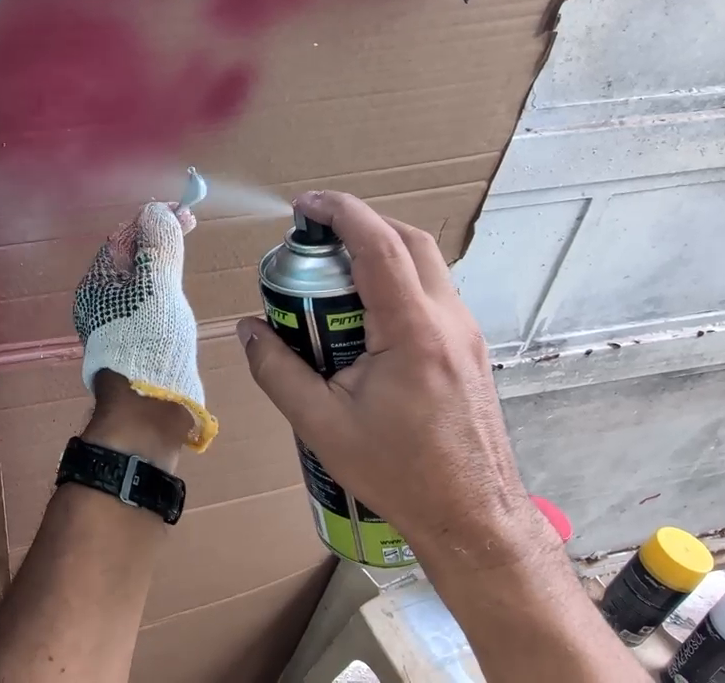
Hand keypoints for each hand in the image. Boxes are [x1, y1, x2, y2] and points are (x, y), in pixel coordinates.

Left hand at [73, 202, 215, 450]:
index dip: (151, 219)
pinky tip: (178, 290)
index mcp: (97, 283)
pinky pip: (146, 303)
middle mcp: (100, 301)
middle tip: (188, 224)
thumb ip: (158, 246)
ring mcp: (115, 323)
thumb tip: (156, 209)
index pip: (123, 237)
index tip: (182, 211)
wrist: (148, 411)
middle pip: (129, 257)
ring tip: (184, 249)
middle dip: (157, 237)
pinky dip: (163, 288)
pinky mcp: (133, 342)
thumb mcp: (156, 286)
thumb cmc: (148, 342)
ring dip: (161, 262)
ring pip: (138, 281)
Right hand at [236, 191, 551, 577]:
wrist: (475, 520)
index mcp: (412, 332)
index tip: (303, 206)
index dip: (340, 213)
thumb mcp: (322, 425)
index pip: (378, 246)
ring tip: (333, 271)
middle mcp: (447, 320)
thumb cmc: (401, 474)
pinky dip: (396, 277)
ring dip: (380, 249)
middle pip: (409, 241)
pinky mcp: (468, 349)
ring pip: (426, 263)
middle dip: (360, 223)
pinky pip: (431, 290)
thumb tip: (248, 330)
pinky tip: (363, 312)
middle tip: (314, 235)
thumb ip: (277, 370)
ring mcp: (465, 333)